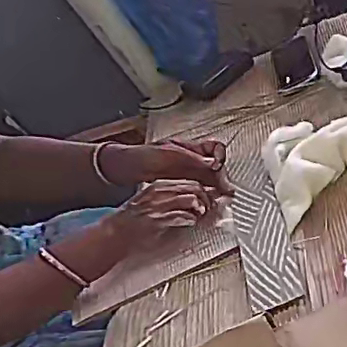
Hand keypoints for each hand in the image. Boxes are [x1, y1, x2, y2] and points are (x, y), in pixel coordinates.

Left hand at [103, 139, 231, 193]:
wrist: (121, 169)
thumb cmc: (140, 158)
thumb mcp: (168, 155)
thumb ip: (192, 159)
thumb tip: (215, 163)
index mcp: (189, 147)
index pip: (216, 148)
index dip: (220, 158)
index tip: (217, 168)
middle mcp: (192, 158)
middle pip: (216, 166)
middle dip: (222, 178)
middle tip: (225, 191)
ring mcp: (188, 171)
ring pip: (211, 178)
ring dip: (217, 188)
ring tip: (221, 198)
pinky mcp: (183, 183)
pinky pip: (202, 187)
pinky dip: (207, 193)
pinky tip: (208, 200)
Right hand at [107, 179, 213, 245]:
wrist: (115, 234)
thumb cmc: (136, 218)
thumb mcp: (153, 200)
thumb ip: (173, 195)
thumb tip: (200, 195)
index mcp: (158, 186)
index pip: (191, 182)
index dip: (205, 192)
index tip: (209, 201)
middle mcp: (158, 193)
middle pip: (194, 189)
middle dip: (206, 199)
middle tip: (206, 209)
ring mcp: (157, 206)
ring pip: (190, 200)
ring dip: (199, 209)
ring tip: (197, 216)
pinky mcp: (156, 220)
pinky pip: (182, 216)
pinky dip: (191, 220)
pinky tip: (189, 222)